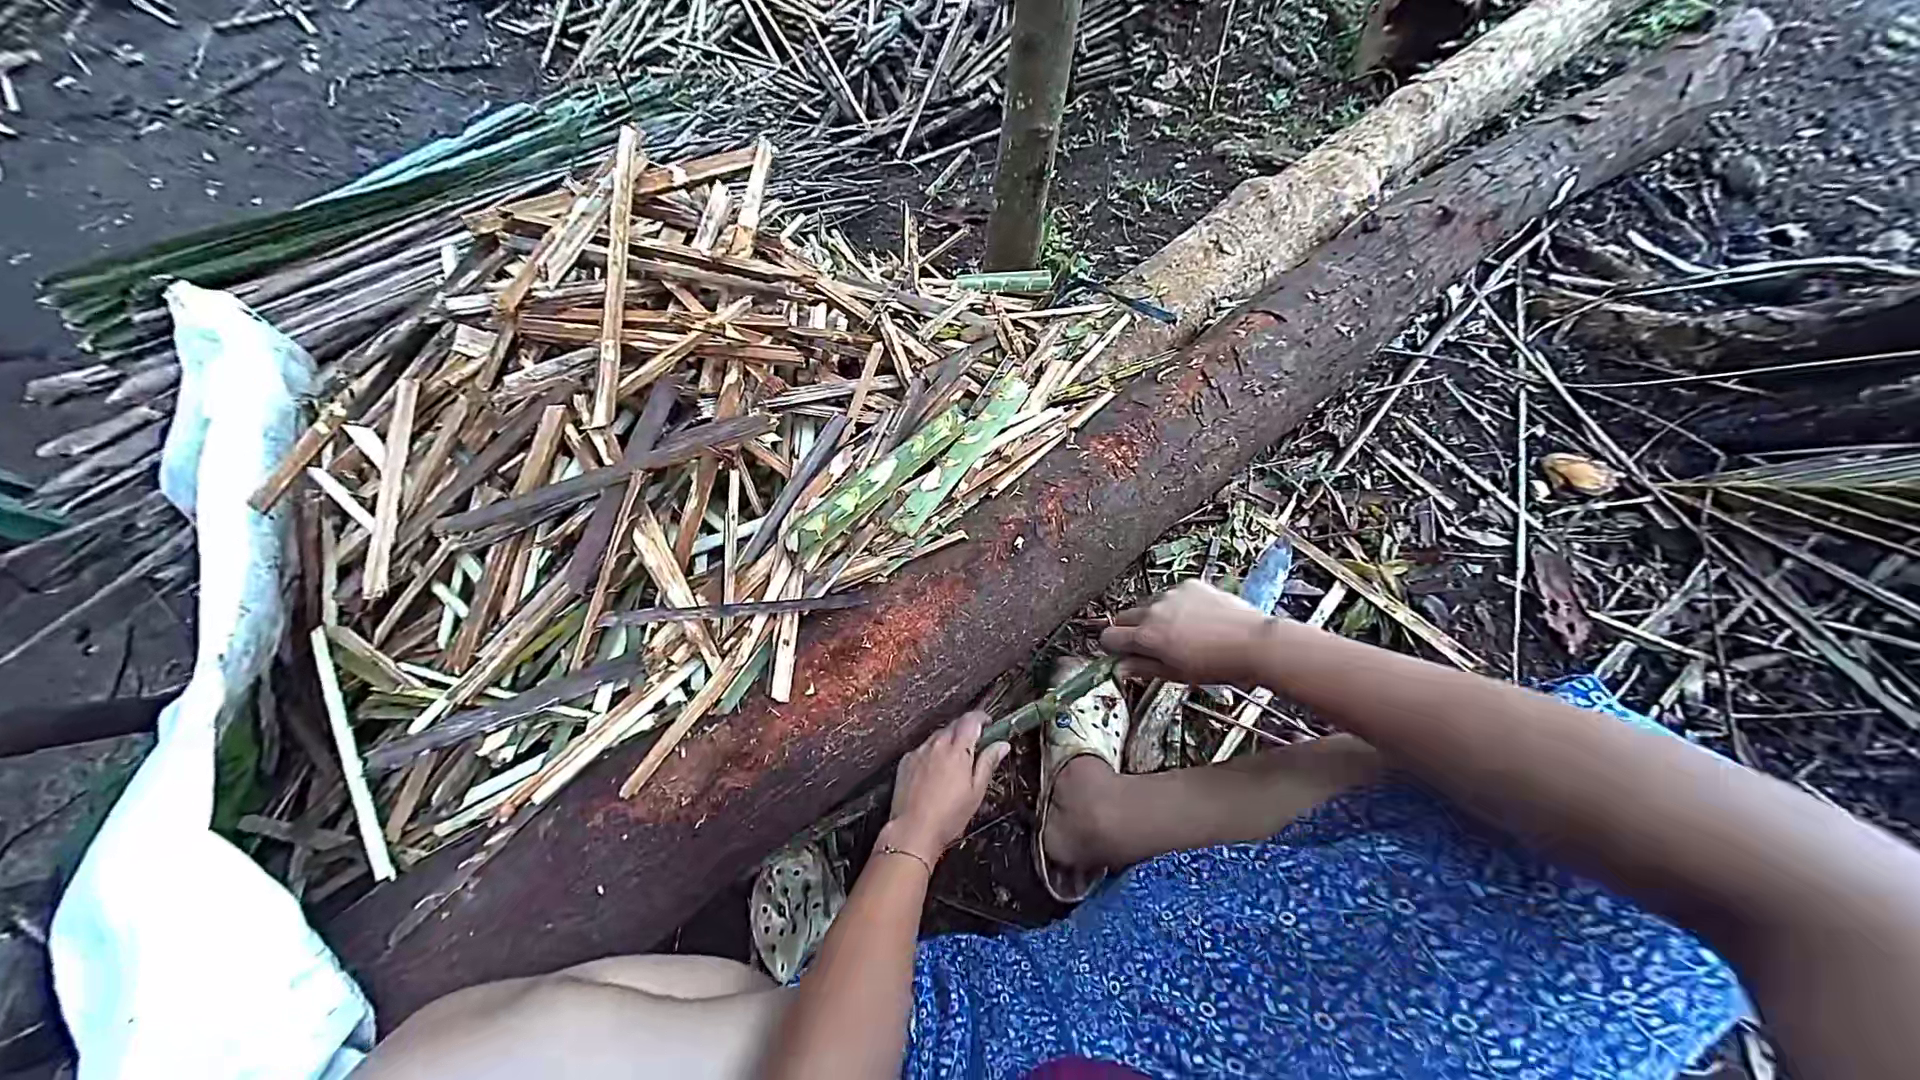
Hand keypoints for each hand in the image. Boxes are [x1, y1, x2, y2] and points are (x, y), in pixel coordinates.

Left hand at [883, 712, 1009, 861]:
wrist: (912, 830)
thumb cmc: (948, 816)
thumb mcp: (976, 791)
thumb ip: (988, 763)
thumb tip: (1002, 745)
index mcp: (957, 750)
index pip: (971, 720)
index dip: (981, 718)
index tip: (988, 723)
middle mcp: (937, 745)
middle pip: (954, 726)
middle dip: (966, 729)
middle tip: (975, 744)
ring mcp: (919, 752)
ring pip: (937, 736)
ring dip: (948, 741)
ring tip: (955, 761)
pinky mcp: (906, 761)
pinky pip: (923, 749)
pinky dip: (932, 753)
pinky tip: (935, 771)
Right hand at [1100, 580, 1276, 685]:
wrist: (1254, 643)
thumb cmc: (1219, 663)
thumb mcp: (1175, 674)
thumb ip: (1142, 668)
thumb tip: (1120, 668)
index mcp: (1147, 637)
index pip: (1109, 636)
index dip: (1113, 646)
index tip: (1121, 652)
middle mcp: (1154, 611)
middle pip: (1124, 617)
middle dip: (1131, 630)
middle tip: (1151, 645)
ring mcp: (1172, 595)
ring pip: (1150, 605)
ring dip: (1157, 617)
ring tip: (1183, 633)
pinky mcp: (1189, 585)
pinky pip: (1173, 595)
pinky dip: (1178, 605)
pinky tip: (1197, 619)